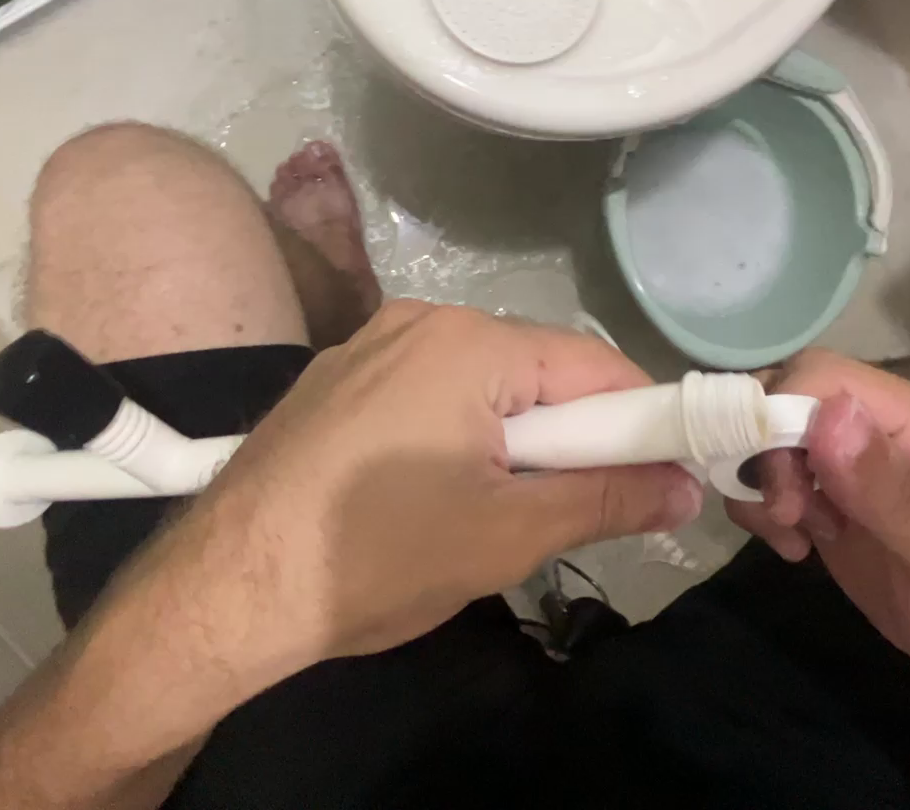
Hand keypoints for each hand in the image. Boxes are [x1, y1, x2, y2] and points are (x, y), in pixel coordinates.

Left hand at [104, 302, 701, 704]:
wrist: (222, 589)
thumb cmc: (377, 557)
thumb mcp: (509, 534)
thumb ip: (609, 500)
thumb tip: (687, 489)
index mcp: (469, 343)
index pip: (592, 364)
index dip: (640, 415)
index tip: (663, 467)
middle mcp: (422, 320)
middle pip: (538, 366)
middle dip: (571, 431)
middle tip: (577, 499)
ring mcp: (373, 342)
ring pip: (485, 378)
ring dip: (515, 431)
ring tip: (501, 500)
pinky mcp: (342, 374)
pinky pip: (433, 386)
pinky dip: (461, 425)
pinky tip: (435, 482)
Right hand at [729, 350, 909, 687]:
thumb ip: (897, 497)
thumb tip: (831, 416)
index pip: (824, 375)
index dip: (782, 415)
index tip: (781, 491)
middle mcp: (876, 422)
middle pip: (784, 395)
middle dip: (764, 453)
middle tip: (785, 517)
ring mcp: (846, 453)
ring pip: (764, 430)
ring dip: (758, 484)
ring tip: (792, 538)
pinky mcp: (823, 486)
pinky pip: (764, 471)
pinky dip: (759, 506)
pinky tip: (794, 548)